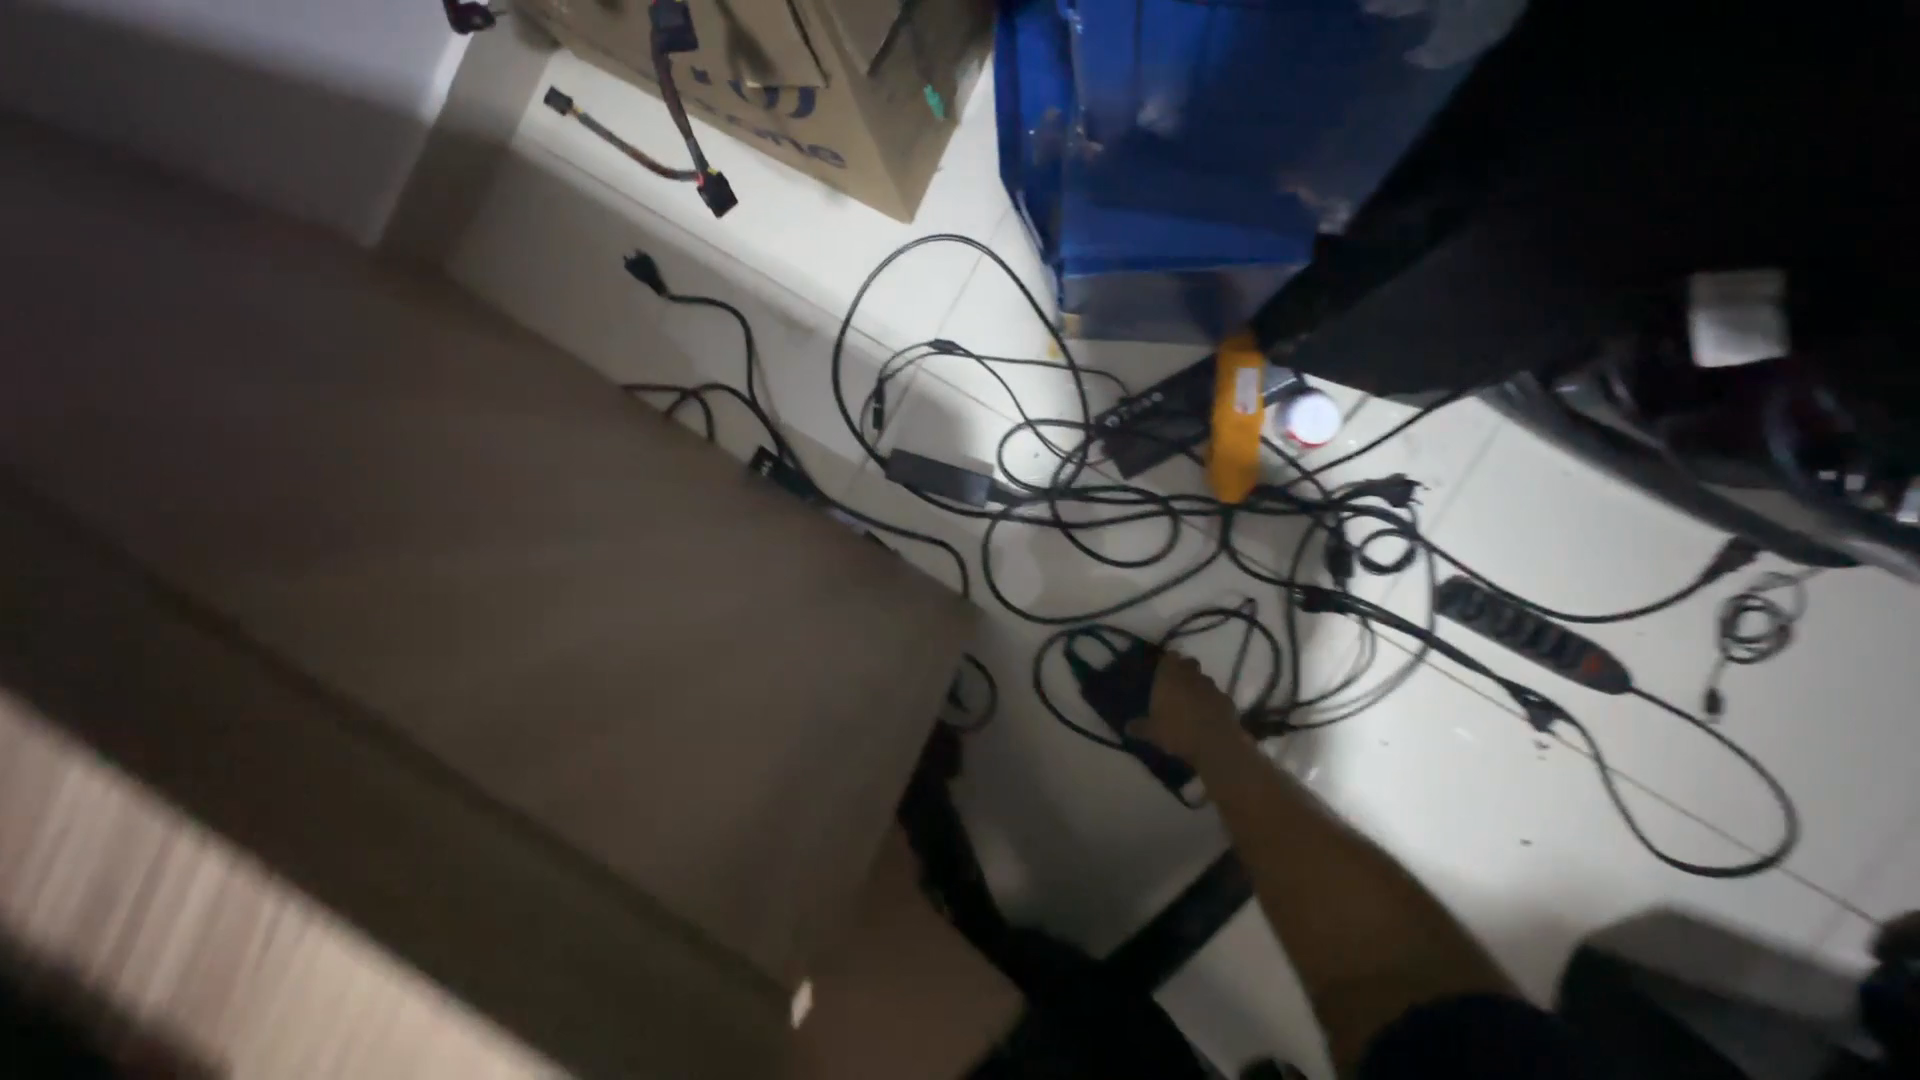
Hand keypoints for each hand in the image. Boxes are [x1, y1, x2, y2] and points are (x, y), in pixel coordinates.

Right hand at [1131, 650, 1243, 762]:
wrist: (1215, 744)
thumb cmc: (1177, 731)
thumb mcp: (1151, 733)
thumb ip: (1139, 727)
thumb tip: (1127, 727)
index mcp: (1169, 677)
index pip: (1170, 657)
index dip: (1168, 661)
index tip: (1164, 670)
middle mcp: (1191, 676)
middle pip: (1190, 663)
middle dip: (1185, 670)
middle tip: (1177, 685)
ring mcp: (1212, 687)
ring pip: (1204, 679)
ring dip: (1199, 687)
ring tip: (1193, 703)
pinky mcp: (1228, 701)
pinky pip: (1218, 696)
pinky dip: (1213, 702)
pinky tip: (1208, 716)